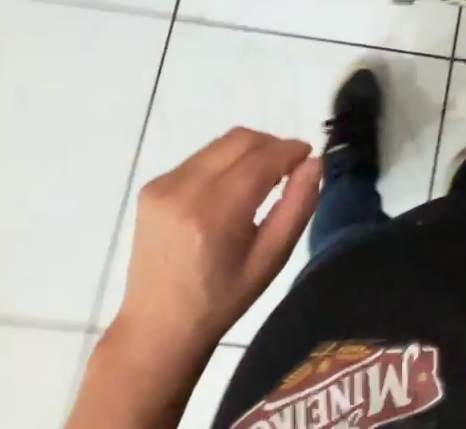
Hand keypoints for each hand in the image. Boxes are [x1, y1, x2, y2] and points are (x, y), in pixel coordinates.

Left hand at [113, 128, 321, 362]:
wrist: (158, 326)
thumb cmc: (222, 298)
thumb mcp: (271, 259)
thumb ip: (298, 206)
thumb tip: (314, 162)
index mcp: (215, 215)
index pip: (262, 159)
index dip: (290, 150)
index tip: (308, 155)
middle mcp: (184, 191)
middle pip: (240, 139)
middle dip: (272, 144)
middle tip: (290, 166)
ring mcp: (163, 186)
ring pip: (221, 143)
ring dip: (249, 150)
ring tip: (263, 176)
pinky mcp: (151, 187)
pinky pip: (200, 157)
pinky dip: (225, 161)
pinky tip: (231, 188)